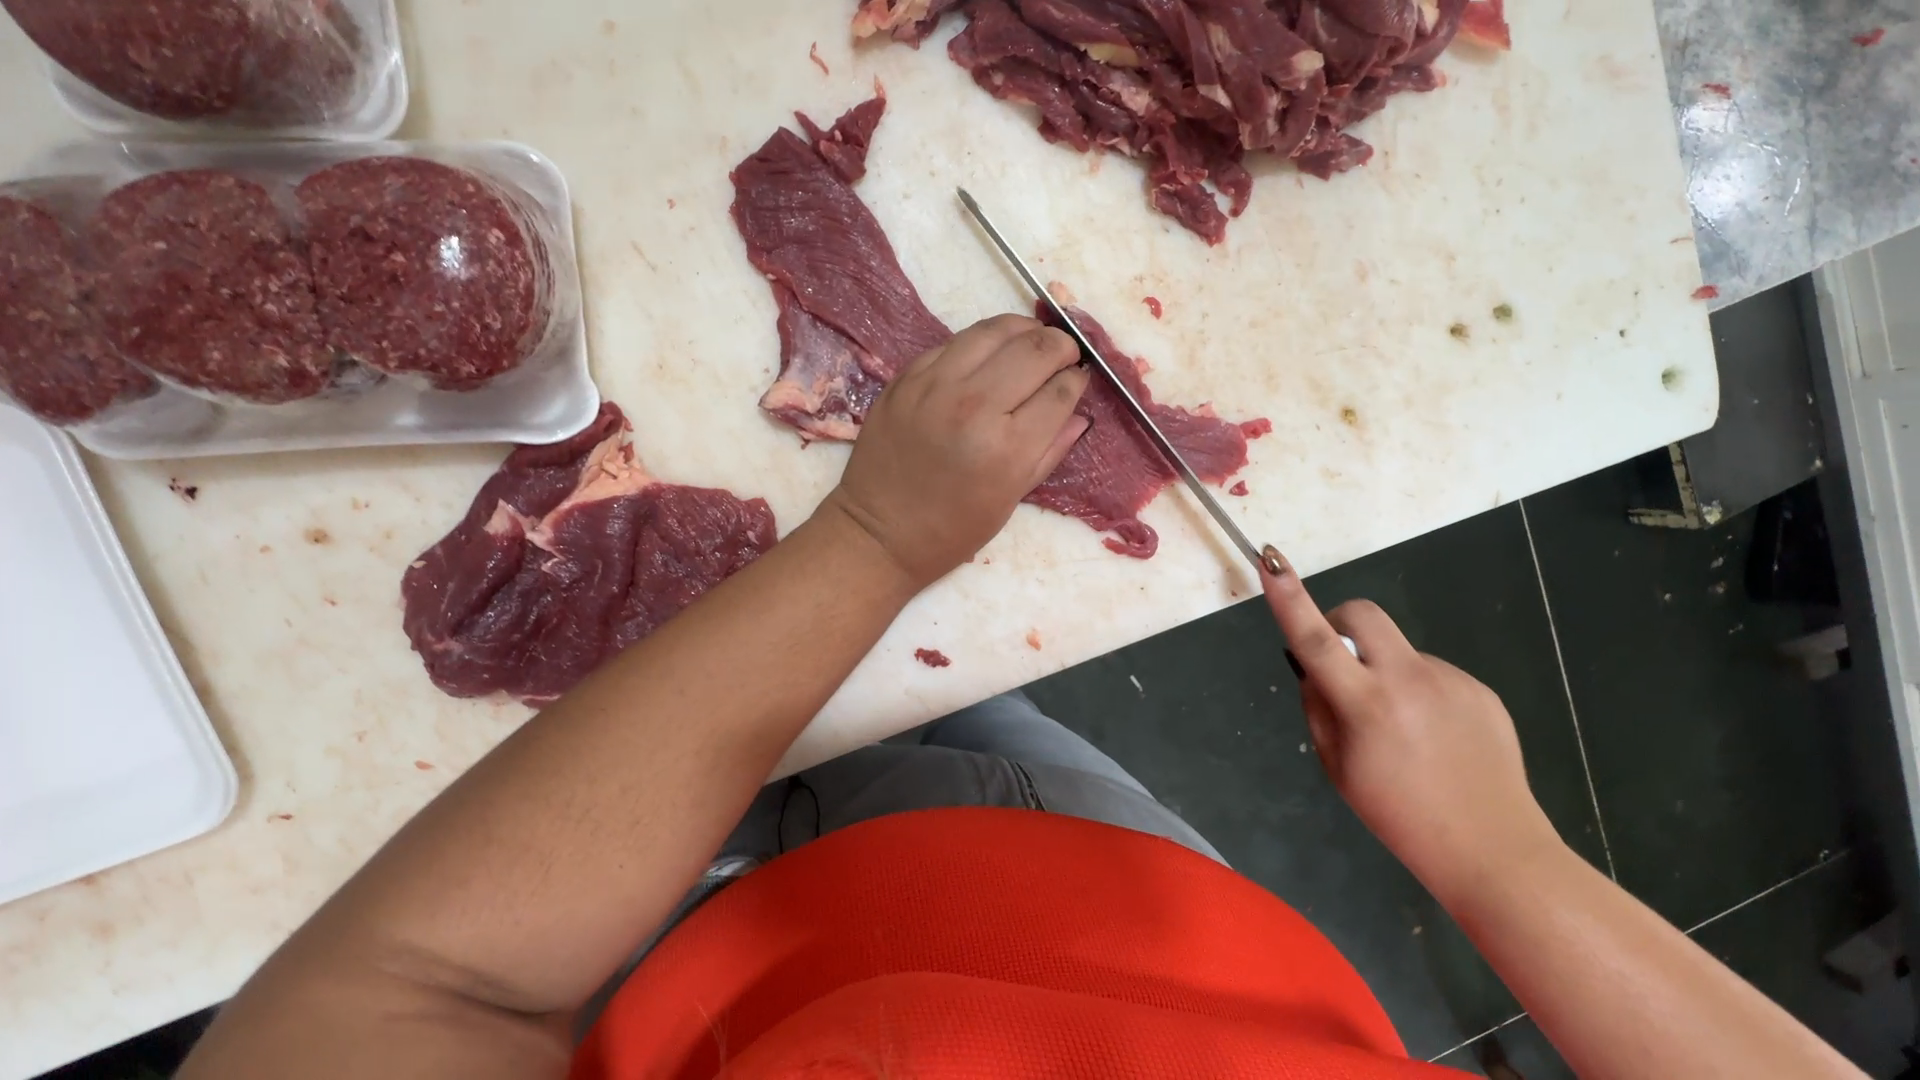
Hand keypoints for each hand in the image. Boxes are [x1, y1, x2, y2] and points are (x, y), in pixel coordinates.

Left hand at [823, 315, 1089, 588]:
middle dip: (1061, 347)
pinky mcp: (907, 377)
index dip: (1078, 380)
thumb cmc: (953, 529)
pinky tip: (990, 356)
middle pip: (1036, 349)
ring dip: (1024, 331)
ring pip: (995, 331)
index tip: (1079, 378)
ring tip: (1033, 342)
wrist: (880, 532)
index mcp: (1008, 447)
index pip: (1060, 390)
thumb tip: (1080, 412)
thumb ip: (1050, 450)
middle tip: (1065, 354)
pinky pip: (955, 342)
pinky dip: (982, 343)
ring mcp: (936, 386)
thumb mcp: (1012, 498)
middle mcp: (974, 406)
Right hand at [1261, 552, 1564, 903]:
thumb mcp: (1339, 768)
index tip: (1272, 561)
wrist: (1493, 848)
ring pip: (1399, 652)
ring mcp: (1451, 681)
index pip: (1316, 640)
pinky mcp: (1480, 689)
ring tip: (1403, 731)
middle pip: (1364, 614)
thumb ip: (1320, 709)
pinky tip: (1435, 738)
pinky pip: (1432, 675)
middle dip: (1341, 622)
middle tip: (1340, 661)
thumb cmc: (1399, 815)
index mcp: (1368, 705)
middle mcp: (1409, 680)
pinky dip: (1419, 693)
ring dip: (1385, 672)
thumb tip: (1315, 670)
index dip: (1289, 598)